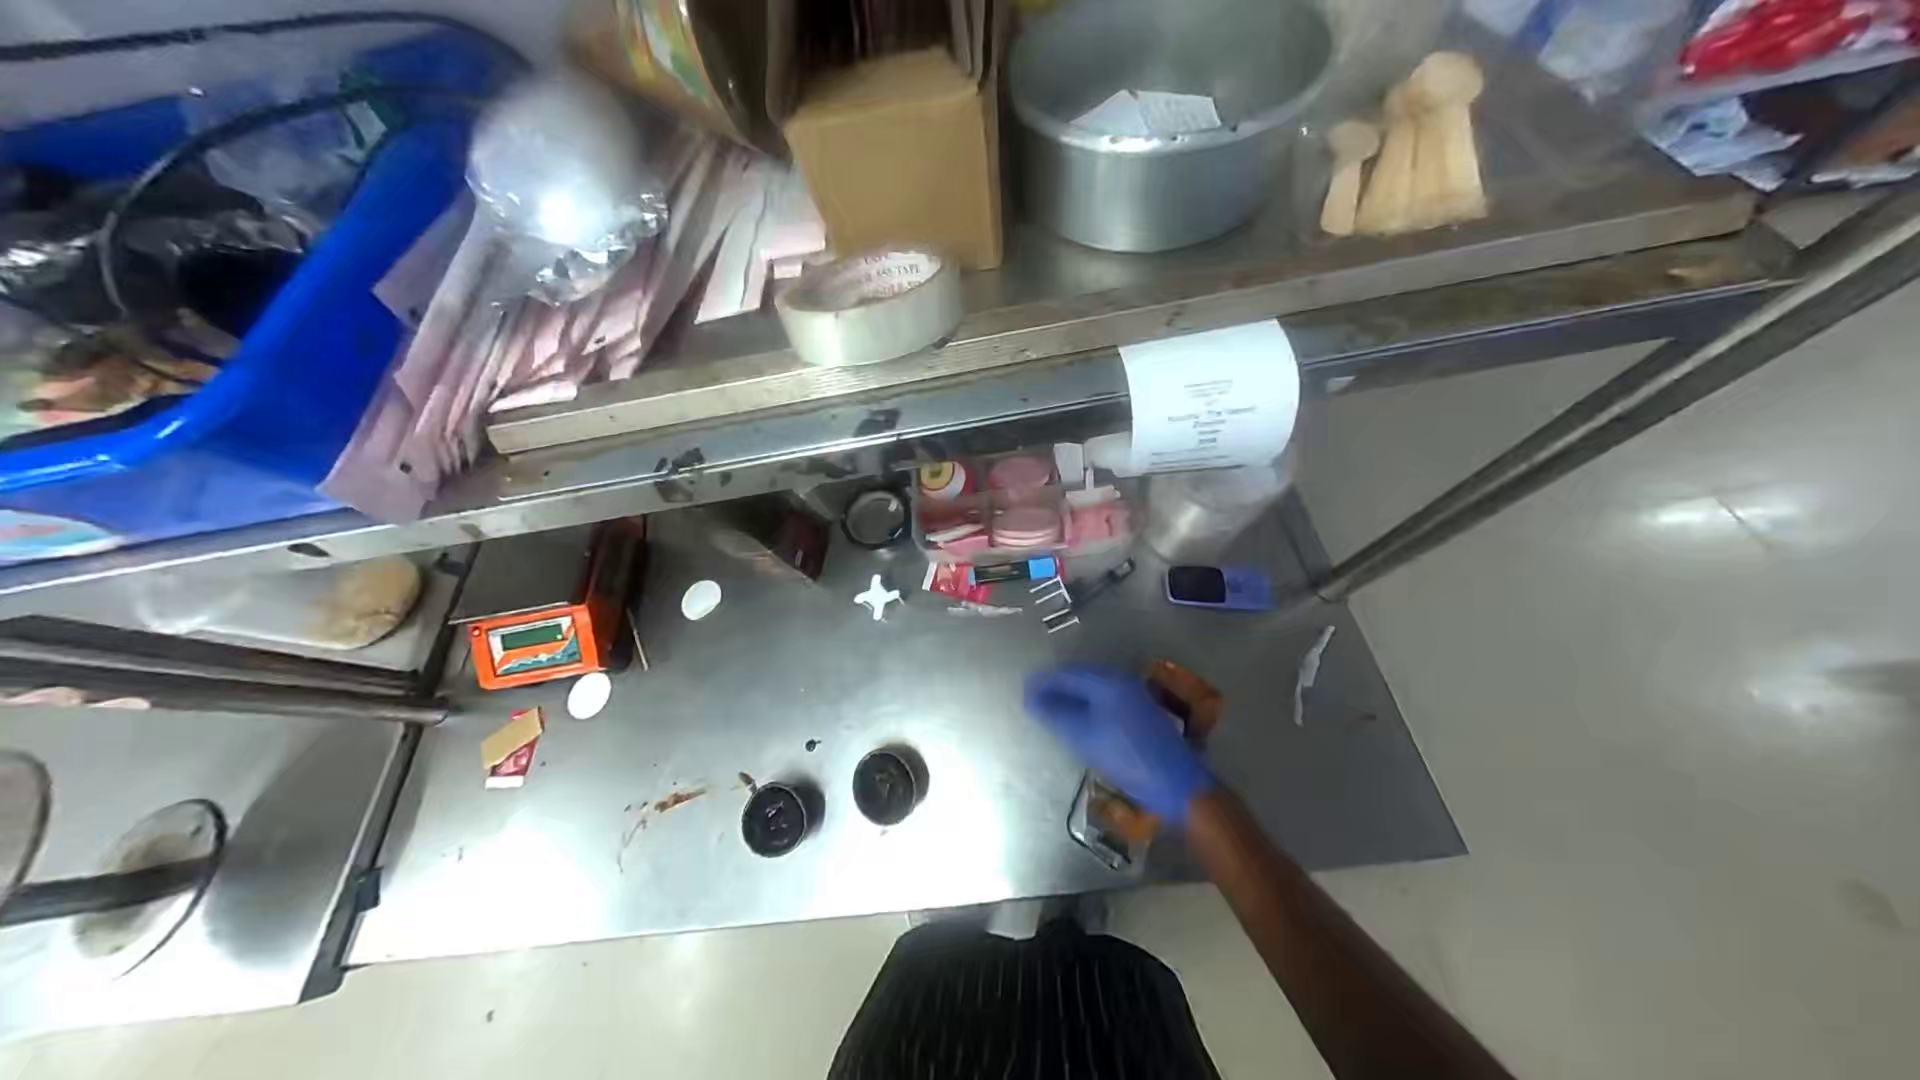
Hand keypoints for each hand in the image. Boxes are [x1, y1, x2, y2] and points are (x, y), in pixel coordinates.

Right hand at [1024, 665, 1213, 824]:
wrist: (1176, 784)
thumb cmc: (1127, 758)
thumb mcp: (1084, 737)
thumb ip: (1056, 715)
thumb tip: (1031, 698)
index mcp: (1109, 682)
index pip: (1068, 674)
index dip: (1045, 682)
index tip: (1025, 690)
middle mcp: (1124, 682)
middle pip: (1083, 678)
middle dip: (1058, 688)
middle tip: (1035, 700)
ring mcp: (1136, 696)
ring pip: (1096, 690)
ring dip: (1074, 697)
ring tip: (1053, 710)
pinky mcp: (1142, 712)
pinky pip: (1107, 700)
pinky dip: (1089, 706)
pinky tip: (1081, 720)